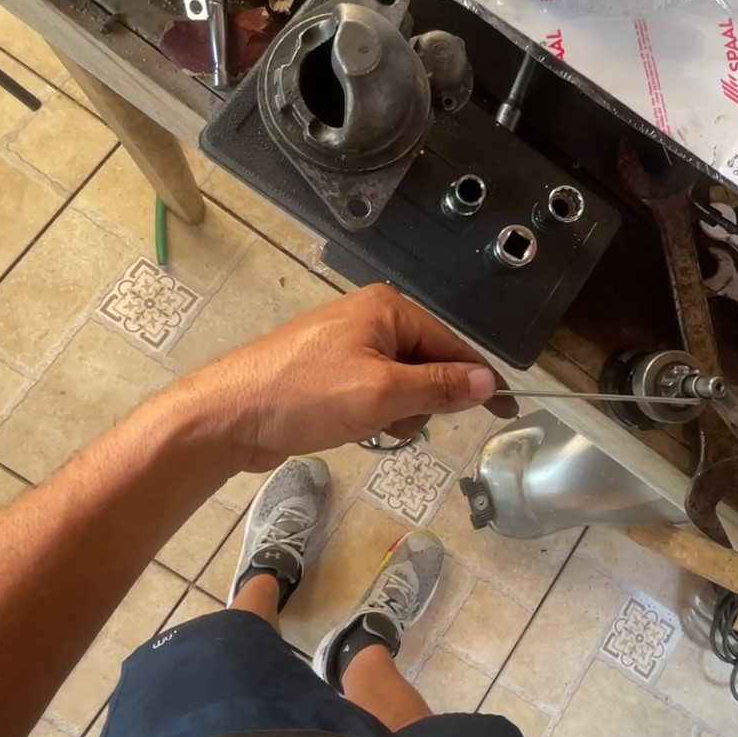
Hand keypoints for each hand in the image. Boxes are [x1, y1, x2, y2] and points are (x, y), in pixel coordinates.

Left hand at [179, 284, 516, 471]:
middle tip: (400, 421)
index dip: (478, 380)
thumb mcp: (381, 393)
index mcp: (387, 309)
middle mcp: (371, 317)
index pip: (450, 345)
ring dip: (398, 411)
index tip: (508, 409)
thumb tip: (490, 381)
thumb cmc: (307, 396)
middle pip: (427, 363)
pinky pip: (375, 390)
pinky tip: (355, 427)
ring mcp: (349, 343)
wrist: (229, 415)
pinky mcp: (331, 370)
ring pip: (402, 382)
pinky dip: (376, 412)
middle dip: (423, 400)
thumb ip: (439, 387)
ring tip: (371, 426)